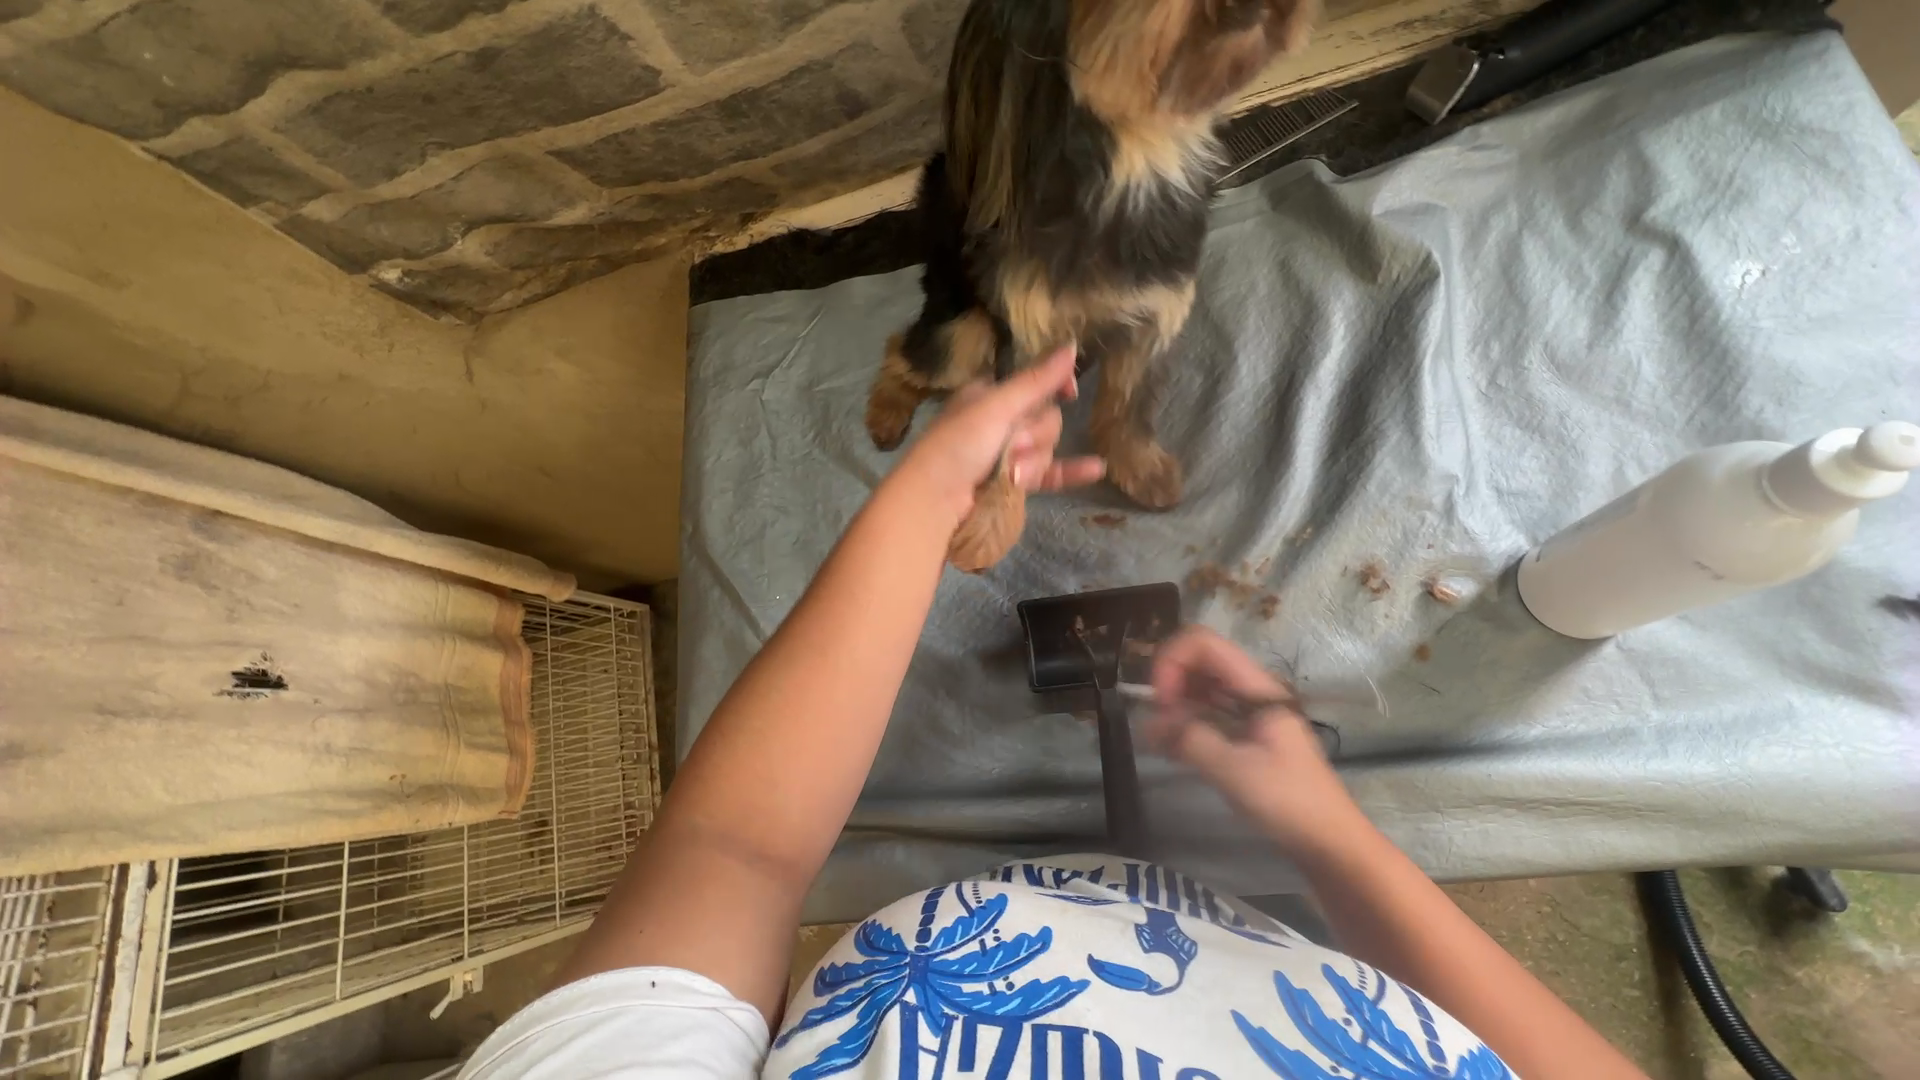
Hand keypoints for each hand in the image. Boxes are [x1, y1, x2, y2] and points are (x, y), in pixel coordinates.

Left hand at [893, 346, 1105, 519]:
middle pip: (1045, 418)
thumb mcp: (996, 406)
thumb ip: (1037, 380)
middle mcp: (999, 421)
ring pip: (1046, 448)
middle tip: (1012, 445)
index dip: (1055, 385)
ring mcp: (1007, 453)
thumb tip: (1071, 345)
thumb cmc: (959, 444)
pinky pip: (1050, 474)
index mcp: (989, 394)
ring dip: (1033, 460)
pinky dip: (1070, 471)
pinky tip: (1096, 468)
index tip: (1070, 392)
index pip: (1035, 382)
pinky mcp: (1013, 482)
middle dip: (1034, 434)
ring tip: (1010, 472)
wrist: (935, 500)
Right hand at [1145, 626, 1364, 857]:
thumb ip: (1190, 740)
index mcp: (1257, 689)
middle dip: (1170, 680)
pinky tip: (1171, 747)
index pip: (1204, 644)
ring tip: (1159, 737)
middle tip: (1157, 719)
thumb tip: (1148, 724)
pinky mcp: (1246, 737)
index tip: (1160, 700)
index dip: (1172, 661)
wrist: (1330, 842)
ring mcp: (1249, 713)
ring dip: (1175, 702)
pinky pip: (1208, 714)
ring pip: (1202, 688)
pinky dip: (1185, 723)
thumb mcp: (1234, 770)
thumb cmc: (1289, 801)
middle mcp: (1252, 692)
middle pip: (1201, 661)